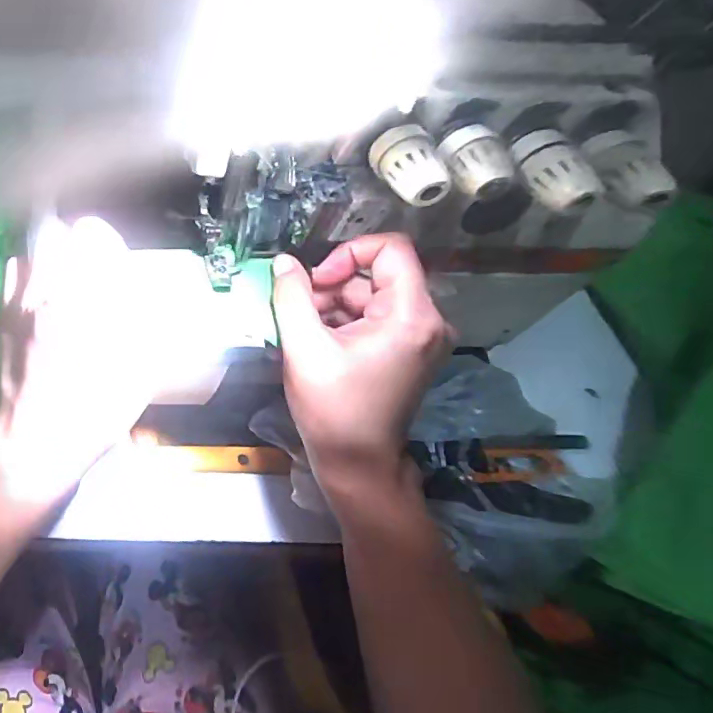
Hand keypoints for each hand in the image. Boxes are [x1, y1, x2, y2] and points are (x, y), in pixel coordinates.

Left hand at [0, 216, 167, 526]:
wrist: (38, 437)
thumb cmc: (96, 410)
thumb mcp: (141, 366)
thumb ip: (145, 320)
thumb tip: (142, 294)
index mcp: (91, 298)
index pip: (93, 234)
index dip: (106, 241)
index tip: (113, 258)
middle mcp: (52, 288)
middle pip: (60, 232)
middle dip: (78, 242)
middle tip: (89, 264)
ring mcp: (21, 299)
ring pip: (35, 248)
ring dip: (53, 254)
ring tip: (65, 278)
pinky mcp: (2, 313)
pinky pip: (15, 271)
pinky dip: (30, 272)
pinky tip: (41, 294)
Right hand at [271, 234, 451, 514]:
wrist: (357, 463)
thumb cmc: (332, 408)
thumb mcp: (303, 348)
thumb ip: (292, 297)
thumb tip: (284, 261)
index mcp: (412, 316)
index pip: (391, 249)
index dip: (347, 254)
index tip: (317, 281)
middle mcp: (428, 321)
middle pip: (376, 276)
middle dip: (332, 287)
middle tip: (300, 314)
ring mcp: (420, 338)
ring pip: (371, 297)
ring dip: (333, 307)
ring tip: (305, 335)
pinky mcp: (408, 352)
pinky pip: (375, 319)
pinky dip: (345, 323)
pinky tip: (319, 345)